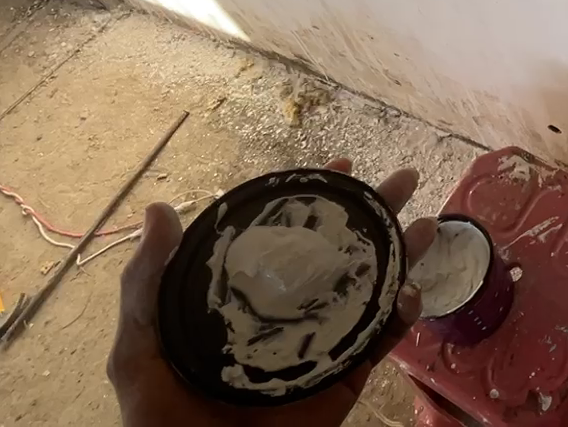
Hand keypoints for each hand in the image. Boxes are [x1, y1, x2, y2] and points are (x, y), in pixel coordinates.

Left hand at [109, 157, 438, 426]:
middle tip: (405, 179)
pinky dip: (402, 315)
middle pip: (344, 248)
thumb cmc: (168, 426)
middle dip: (378, 209)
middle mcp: (294, 307)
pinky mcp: (346, 375)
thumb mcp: (141, 357)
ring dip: (404, 252)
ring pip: (374, 284)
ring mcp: (325, 339)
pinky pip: (382, 340)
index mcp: (251, 296)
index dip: (319, 196)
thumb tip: (158, 211)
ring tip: (426, 225)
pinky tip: (411, 293)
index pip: (290, 233)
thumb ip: (146, 288)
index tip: (343, 166)